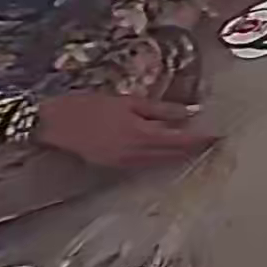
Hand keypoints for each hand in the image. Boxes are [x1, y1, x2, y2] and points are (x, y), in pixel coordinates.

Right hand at [35, 93, 216, 168]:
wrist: (47, 122)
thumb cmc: (90, 107)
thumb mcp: (131, 102)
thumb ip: (164, 109)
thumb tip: (194, 112)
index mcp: (141, 135)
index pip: (181, 141)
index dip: (202, 139)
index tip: (219, 135)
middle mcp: (133, 153)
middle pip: (173, 154)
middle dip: (195, 149)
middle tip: (213, 141)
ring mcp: (120, 162)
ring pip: (159, 161)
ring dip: (179, 155)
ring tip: (197, 146)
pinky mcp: (109, 165)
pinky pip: (143, 164)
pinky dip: (161, 158)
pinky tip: (169, 151)